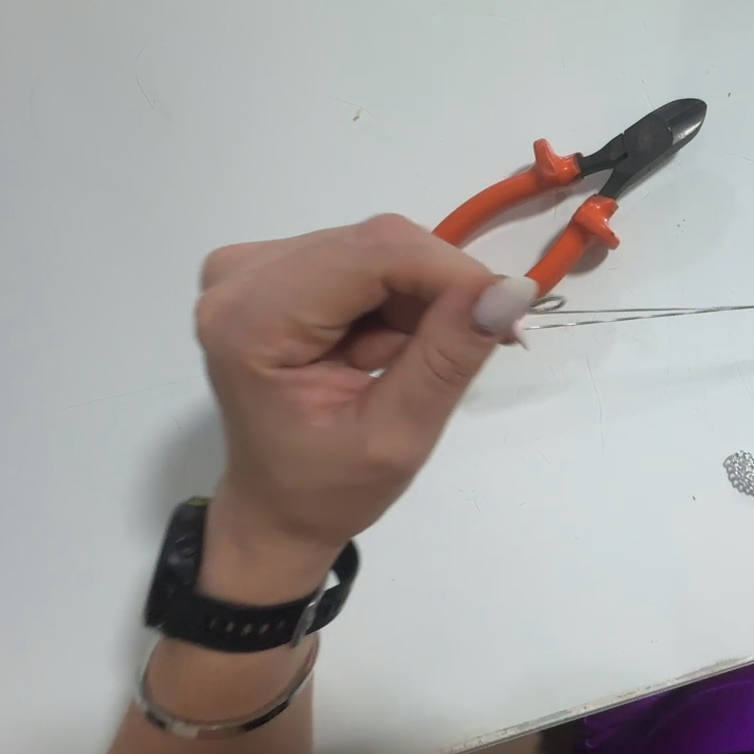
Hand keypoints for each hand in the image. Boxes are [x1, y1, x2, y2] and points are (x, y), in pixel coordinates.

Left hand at [191, 215, 536, 596]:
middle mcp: (242, 275)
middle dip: (445, 289)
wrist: (278, 509)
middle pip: (378, 244)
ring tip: (428, 361)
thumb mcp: (399, 434)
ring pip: (381, 251)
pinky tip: (402, 348)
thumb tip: (510, 290)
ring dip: (425, 300)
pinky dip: (404, 302)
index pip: (375, 253)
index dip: (454, 272)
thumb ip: (448, 357)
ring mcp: (255, 268)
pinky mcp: (276, 273)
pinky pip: (368, 264)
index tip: (511, 313)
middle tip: (485, 344)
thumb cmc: (329, 488)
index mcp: (252, 320)